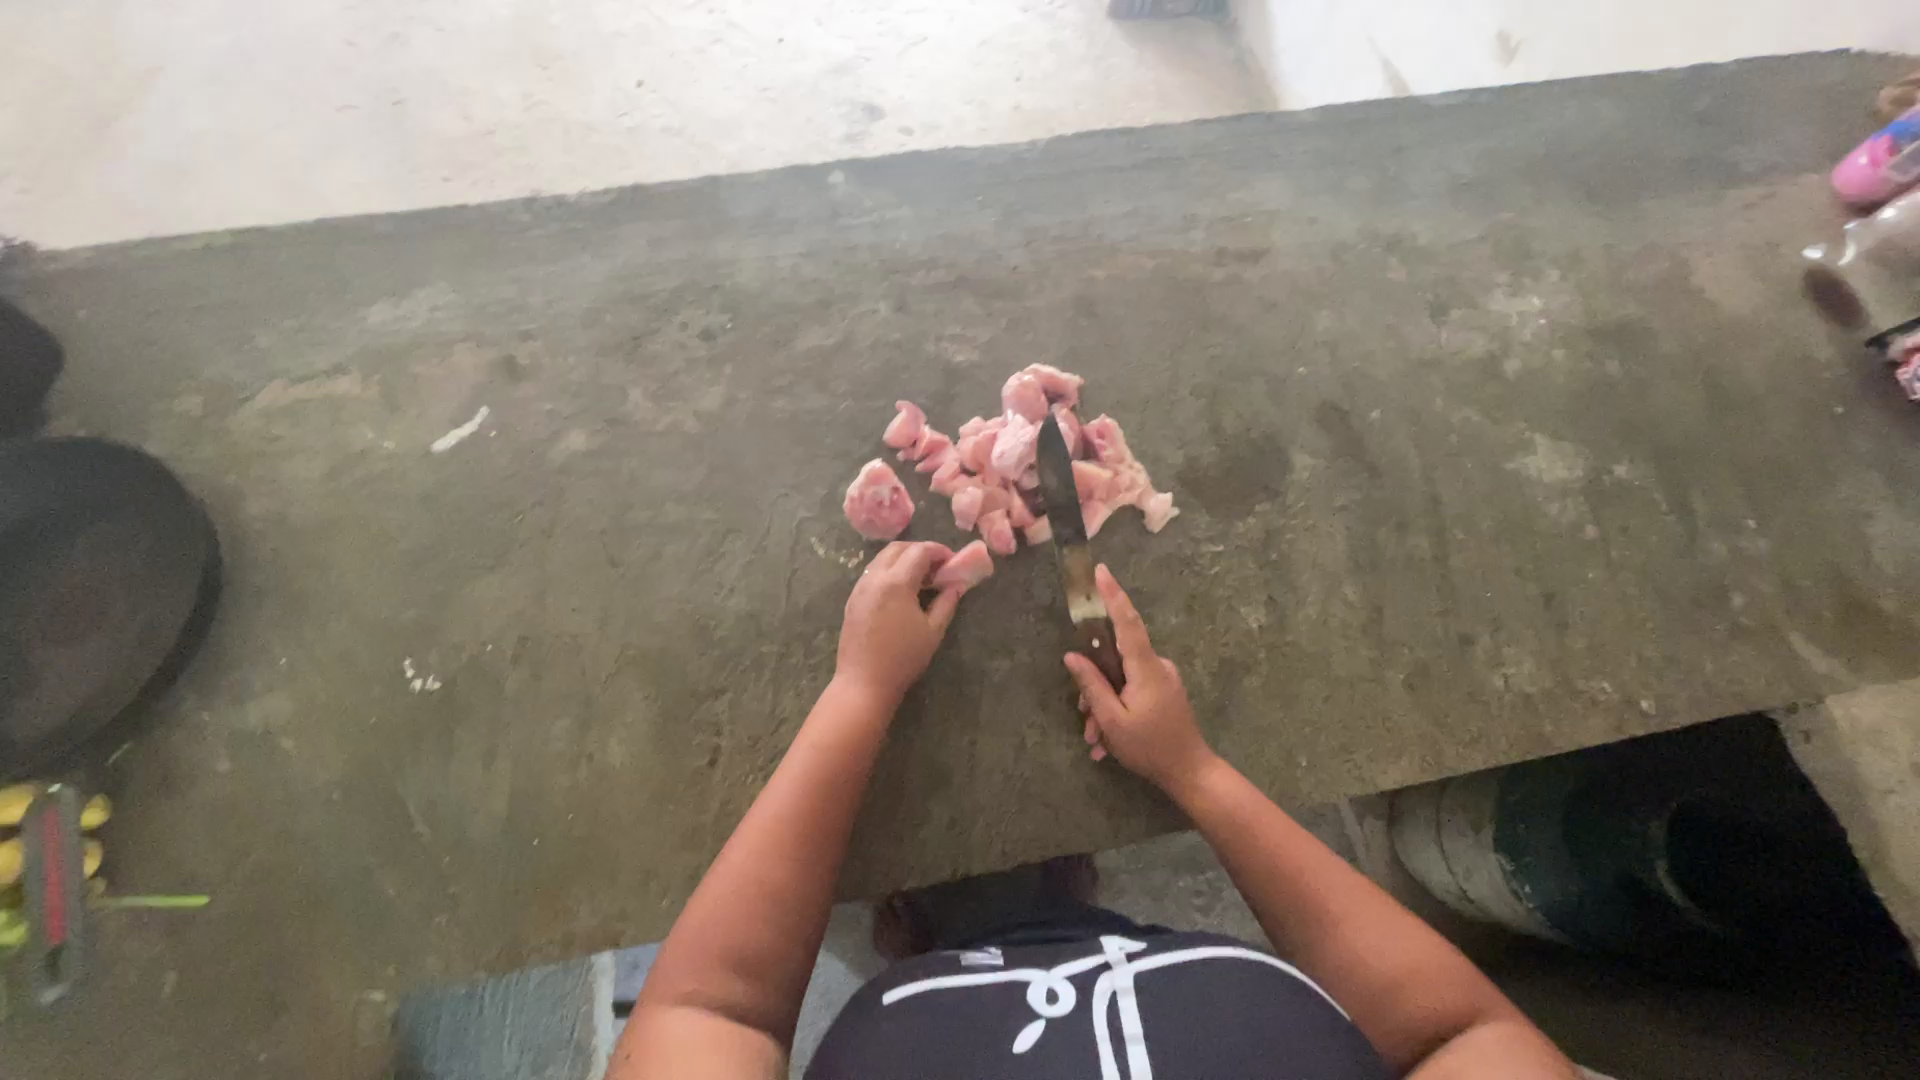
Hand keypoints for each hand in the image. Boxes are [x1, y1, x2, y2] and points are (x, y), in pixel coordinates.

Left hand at [835, 542, 965, 703]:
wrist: (864, 682)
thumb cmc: (903, 659)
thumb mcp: (933, 631)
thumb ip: (946, 602)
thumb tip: (956, 585)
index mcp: (896, 582)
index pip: (919, 551)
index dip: (939, 551)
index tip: (953, 562)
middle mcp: (874, 577)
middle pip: (898, 548)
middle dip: (920, 550)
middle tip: (938, 566)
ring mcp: (860, 587)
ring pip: (882, 558)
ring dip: (903, 559)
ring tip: (921, 578)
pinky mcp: (853, 599)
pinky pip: (872, 572)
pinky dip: (890, 570)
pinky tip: (902, 590)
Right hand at [1063, 565, 1216, 793]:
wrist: (1191, 772)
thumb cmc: (1150, 747)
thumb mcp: (1112, 720)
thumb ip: (1091, 685)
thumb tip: (1072, 656)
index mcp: (1146, 668)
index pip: (1127, 622)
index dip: (1113, 595)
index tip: (1101, 571)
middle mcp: (1158, 665)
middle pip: (1116, 657)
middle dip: (1095, 685)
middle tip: (1086, 719)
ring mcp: (1163, 677)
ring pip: (1122, 677)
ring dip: (1104, 703)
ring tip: (1097, 738)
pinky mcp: (1165, 689)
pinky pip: (1132, 687)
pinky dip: (1117, 707)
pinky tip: (1108, 739)